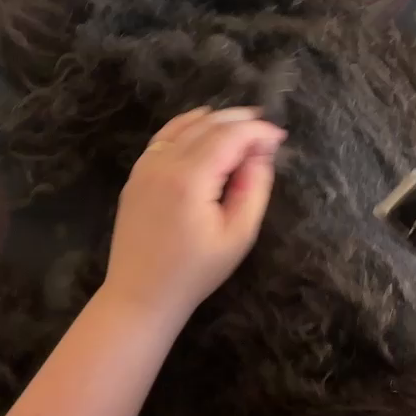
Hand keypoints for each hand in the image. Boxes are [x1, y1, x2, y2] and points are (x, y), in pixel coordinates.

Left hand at [102, 107, 285, 322]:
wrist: (141, 294)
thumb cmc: (195, 272)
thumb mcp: (238, 236)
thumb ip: (253, 189)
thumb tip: (262, 153)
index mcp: (190, 178)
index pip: (229, 136)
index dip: (258, 131)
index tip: (280, 137)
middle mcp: (164, 163)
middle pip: (206, 124)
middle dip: (239, 121)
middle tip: (266, 131)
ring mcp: (145, 167)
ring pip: (183, 125)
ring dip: (214, 120)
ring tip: (241, 125)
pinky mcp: (136, 175)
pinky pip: (163, 137)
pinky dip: (186, 127)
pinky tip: (202, 130)